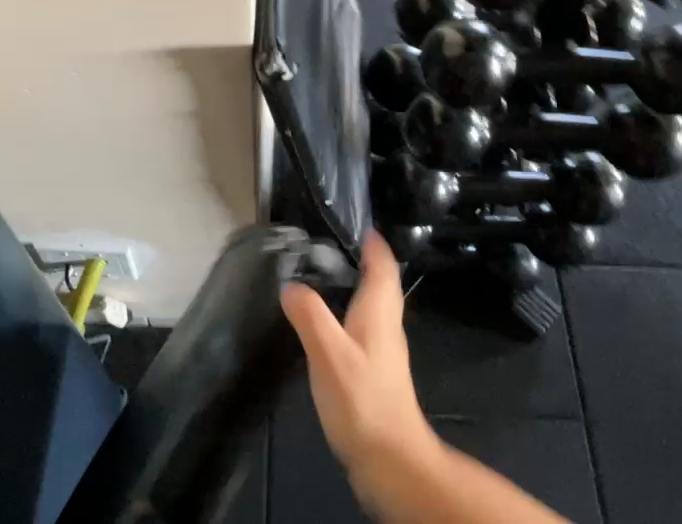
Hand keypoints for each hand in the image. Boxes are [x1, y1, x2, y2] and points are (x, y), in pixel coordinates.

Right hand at [280, 232, 442, 493]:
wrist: (390, 457)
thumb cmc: (362, 400)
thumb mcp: (328, 353)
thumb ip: (309, 315)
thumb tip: (291, 285)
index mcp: (379, 311)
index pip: (383, 264)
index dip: (373, 242)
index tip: (355, 223)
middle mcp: (387, 324)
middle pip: (381, 283)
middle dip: (362, 261)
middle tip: (330, 246)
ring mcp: (384, 349)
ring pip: (373, 306)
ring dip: (355, 287)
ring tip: (324, 277)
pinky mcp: (376, 371)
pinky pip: (364, 328)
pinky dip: (349, 315)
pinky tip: (327, 325)